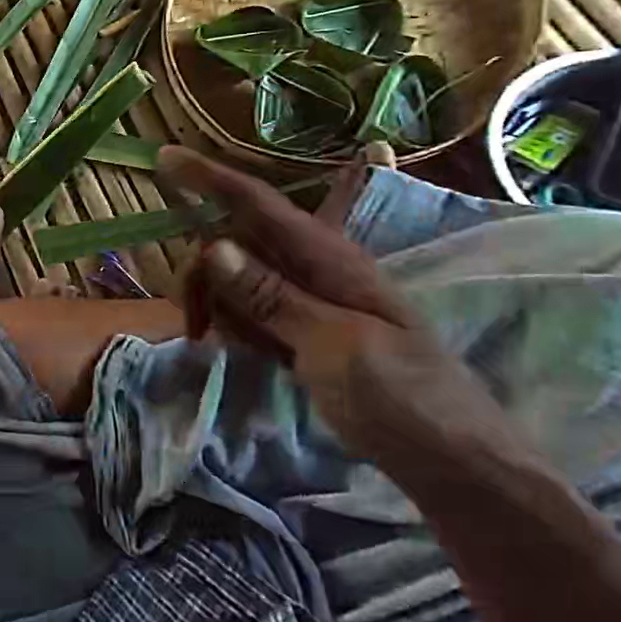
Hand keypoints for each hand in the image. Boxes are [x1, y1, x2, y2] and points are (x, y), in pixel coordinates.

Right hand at [159, 147, 520, 472]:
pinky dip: (235, 325)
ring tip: (218, 346)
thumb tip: (214, 245)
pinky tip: (246, 354)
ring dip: (216, 304)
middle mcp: (313, 268)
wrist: (455, 467)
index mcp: (328, 258)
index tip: (164, 154)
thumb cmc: (404, 400)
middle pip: (234, 242)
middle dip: (202, 273)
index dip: (209, 177)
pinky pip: (250, 310)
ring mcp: (308, 299)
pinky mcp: (303, 329)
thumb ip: (273, 297)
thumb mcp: (336, 348)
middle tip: (195, 325)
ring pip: (236, 277)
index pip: (258, 203)